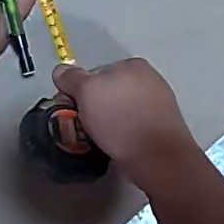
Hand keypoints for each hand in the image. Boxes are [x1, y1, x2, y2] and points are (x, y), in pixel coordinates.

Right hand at [51, 59, 201, 190]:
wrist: (157, 158)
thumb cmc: (119, 119)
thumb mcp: (86, 91)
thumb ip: (70, 78)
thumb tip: (61, 72)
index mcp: (133, 65)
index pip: (93, 73)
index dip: (79, 91)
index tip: (74, 109)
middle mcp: (149, 79)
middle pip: (106, 91)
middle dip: (93, 106)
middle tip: (84, 125)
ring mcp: (159, 103)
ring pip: (118, 109)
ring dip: (106, 120)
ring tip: (100, 137)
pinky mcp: (163, 126)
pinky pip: (132, 124)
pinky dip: (122, 131)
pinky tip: (117, 143)